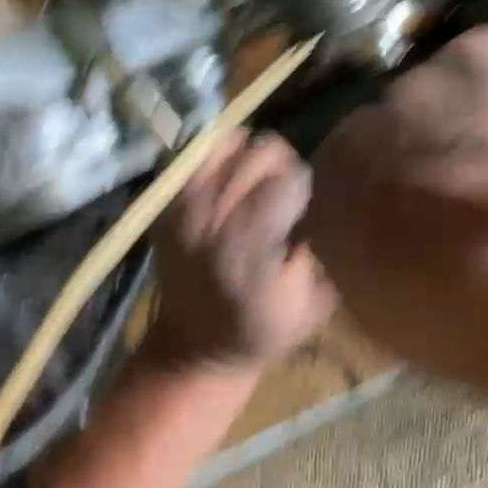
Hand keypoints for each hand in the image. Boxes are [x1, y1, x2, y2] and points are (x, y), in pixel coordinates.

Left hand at [146, 132, 334, 372]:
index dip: (304, 187)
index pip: (290, 178)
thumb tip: (323, 206)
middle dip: (282, 167)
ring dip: (249, 156)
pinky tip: (227, 181)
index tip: (304, 207)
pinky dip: (217, 157)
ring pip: (230, 141)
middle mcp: (212, 216)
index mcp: (250, 244)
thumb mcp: (309, 305)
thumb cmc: (260, 330)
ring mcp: (183, 205)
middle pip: (262, 152)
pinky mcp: (164, 202)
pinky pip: (196, 152)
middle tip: (283, 194)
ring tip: (254, 182)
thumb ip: (321, 252)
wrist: (195, 346)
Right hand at [305, 27, 487, 405]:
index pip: (352, 191)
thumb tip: (399, 248)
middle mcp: (365, 131)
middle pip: (398, 135)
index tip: (437, 229)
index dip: (398, 207)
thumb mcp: (421, 331)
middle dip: (433, 159)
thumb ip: (386, 269)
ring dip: (482, 123)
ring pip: (451, 98)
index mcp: (335, 204)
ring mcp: (428, 79)